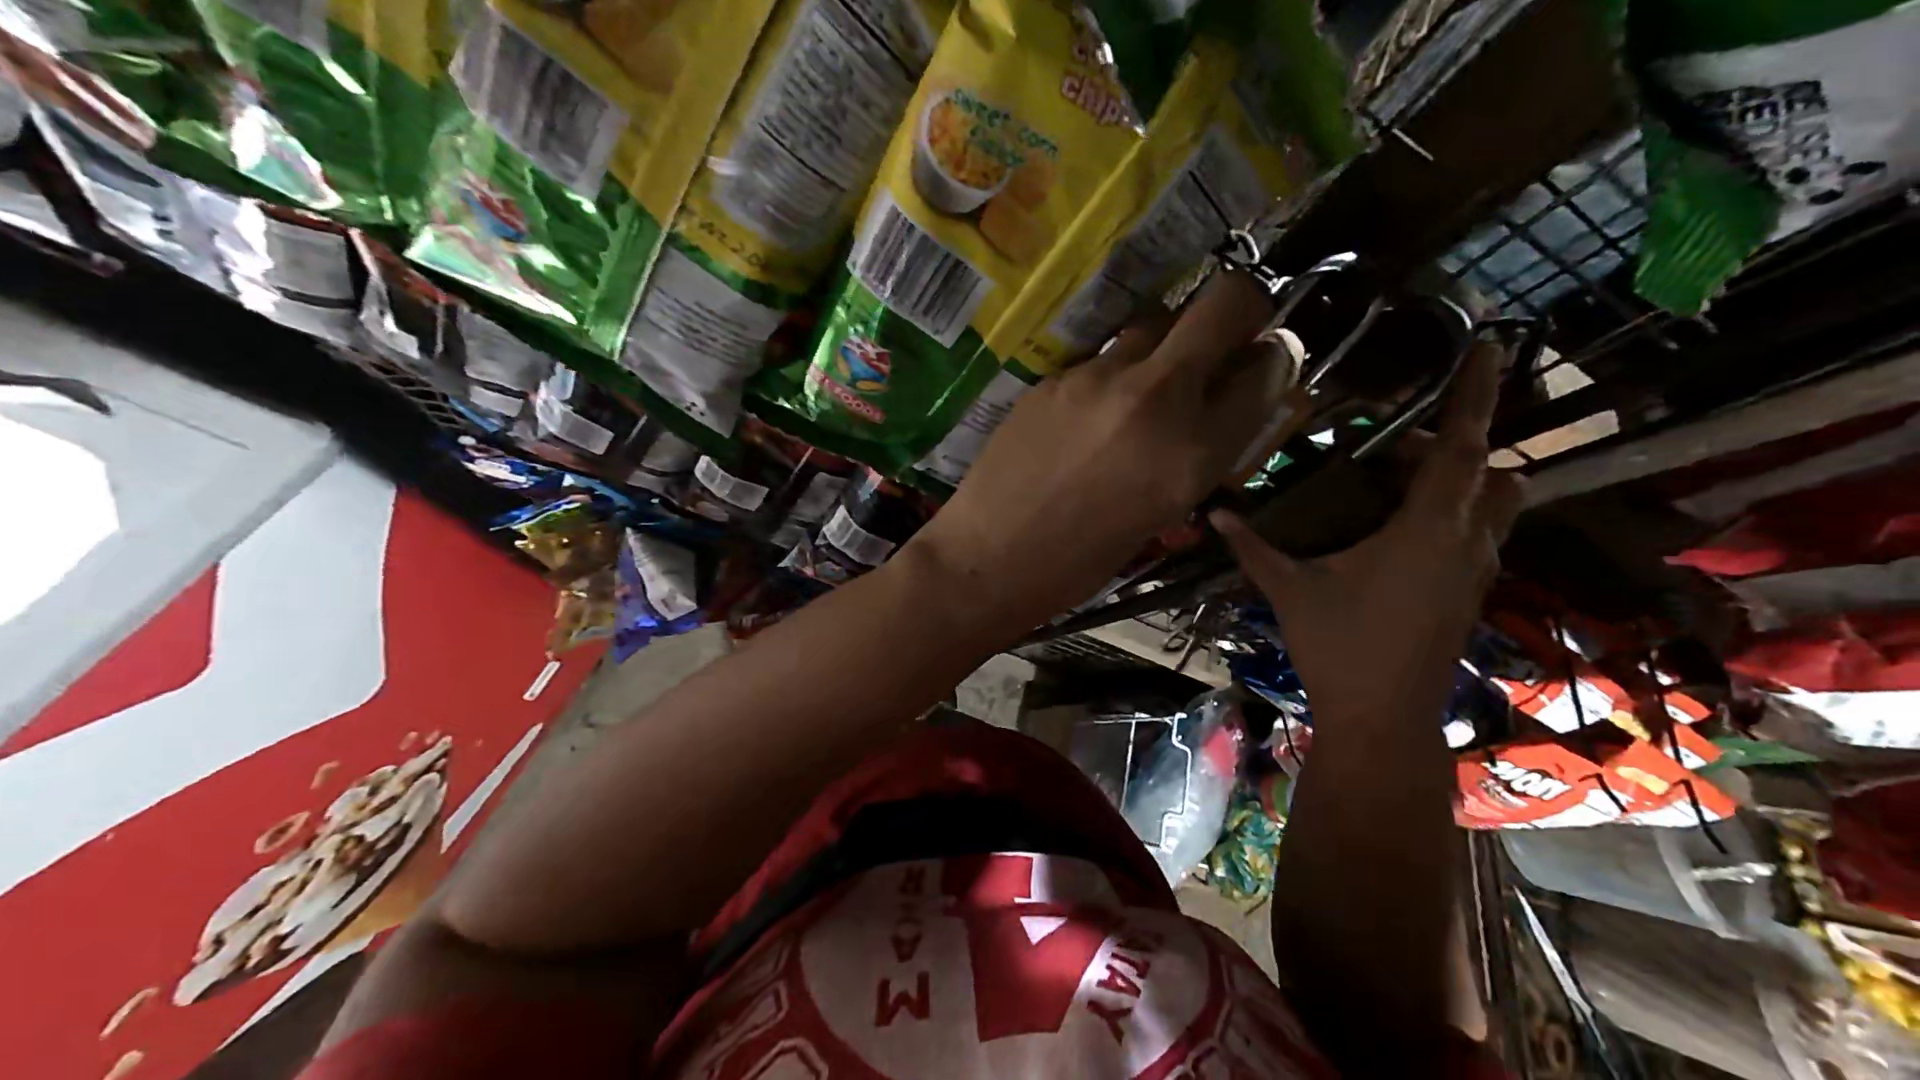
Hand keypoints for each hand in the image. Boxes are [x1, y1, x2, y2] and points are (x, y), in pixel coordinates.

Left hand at [905, 271, 1294, 638]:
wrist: (989, 559)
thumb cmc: (1082, 562)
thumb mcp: (1165, 514)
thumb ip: (1209, 452)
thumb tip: (1236, 404)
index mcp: (1195, 451)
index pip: (1269, 368)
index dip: (1272, 361)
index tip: (1260, 365)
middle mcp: (1155, 398)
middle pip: (1224, 301)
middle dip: (1239, 309)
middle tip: (1226, 338)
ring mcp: (1098, 379)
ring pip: (1156, 322)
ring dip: (1167, 343)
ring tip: (1147, 385)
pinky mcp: (1054, 376)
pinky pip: (1102, 358)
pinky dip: (1112, 375)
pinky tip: (1089, 413)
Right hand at [1211, 345, 1523, 721]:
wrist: (1383, 717)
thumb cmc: (1339, 646)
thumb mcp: (1289, 590)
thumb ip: (1253, 547)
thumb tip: (1214, 513)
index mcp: (1426, 530)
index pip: (1462, 447)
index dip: (1477, 394)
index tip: (1491, 346)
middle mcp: (1465, 542)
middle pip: (1487, 469)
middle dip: (1452, 442)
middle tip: (1393, 445)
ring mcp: (1475, 570)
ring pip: (1495, 502)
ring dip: (1463, 478)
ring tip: (1402, 482)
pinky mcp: (1471, 593)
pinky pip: (1481, 532)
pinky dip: (1456, 512)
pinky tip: (1401, 530)